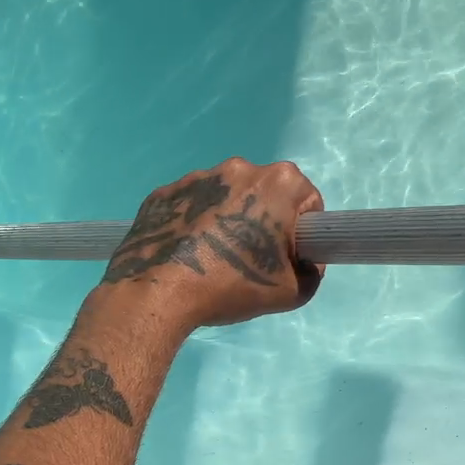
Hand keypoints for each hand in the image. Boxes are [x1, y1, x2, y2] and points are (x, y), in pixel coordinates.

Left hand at [98, 158, 325, 330]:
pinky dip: (184, 222)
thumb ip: (310, 268)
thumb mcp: (295, 290)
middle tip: (240, 255)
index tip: (281, 253)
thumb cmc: (230, 288)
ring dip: (218, 217)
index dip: (297, 229)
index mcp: (279, 181)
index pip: (303, 201)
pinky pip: (181, 207)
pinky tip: (177, 250)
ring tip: (203, 254)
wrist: (154, 296)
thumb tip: (302, 261)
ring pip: (216, 197)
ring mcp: (191, 180)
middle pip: (257, 194)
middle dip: (255, 218)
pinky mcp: (156, 197)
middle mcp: (235, 169)